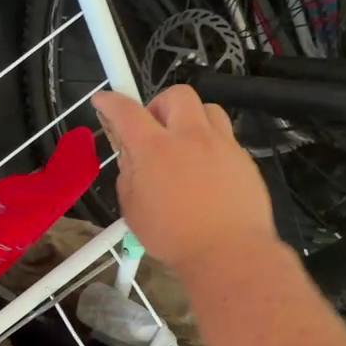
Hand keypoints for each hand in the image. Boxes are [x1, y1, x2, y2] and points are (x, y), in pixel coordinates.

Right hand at [94, 86, 278, 272]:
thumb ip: (129, 176)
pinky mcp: (242, 158)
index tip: (103, 99)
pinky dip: (208, 143)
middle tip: (152, 129)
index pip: (127, 113)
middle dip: (158, 105)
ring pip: (206, 109)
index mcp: (155, 150)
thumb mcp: (132, 208)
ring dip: (189, 119)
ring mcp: (221, 144)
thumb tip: (132, 158)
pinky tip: (202, 169)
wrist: (226, 251)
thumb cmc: (172, 236)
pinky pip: (224, 135)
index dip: (110, 102)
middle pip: (176, 95)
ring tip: (182, 144)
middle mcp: (190, 137)